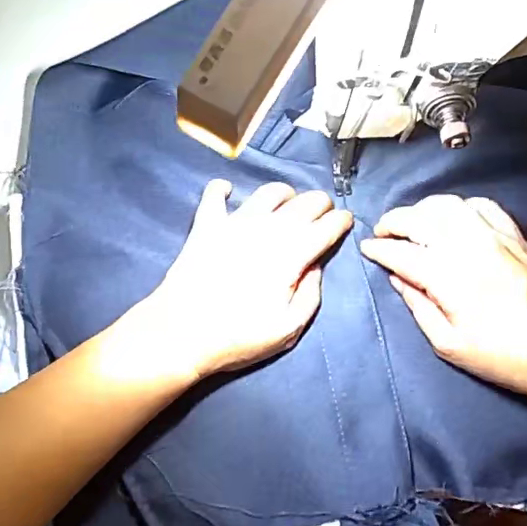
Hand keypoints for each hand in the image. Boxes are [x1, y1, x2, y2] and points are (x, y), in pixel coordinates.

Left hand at [126, 180, 352, 380]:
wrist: (181, 333)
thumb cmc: (238, 336)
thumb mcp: (288, 329)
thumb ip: (310, 294)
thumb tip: (315, 266)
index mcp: (292, 254)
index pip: (327, 226)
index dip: (341, 221)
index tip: (345, 222)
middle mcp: (267, 229)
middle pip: (304, 202)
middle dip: (320, 204)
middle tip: (323, 213)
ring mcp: (235, 222)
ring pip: (268, 192)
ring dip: (285, 193)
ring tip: (287, 203)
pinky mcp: (206, 225)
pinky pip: (215, 195)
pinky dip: (223, 189)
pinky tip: (228, 191)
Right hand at [359, 194, 526, 413]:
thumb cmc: (505, 355)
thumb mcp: (449, 343)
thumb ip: (418, 306)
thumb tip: (399, 280)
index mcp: (447, 276)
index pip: (401, 252)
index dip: (379, 249)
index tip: (367, 250)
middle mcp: (468, 246)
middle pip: (419, 219)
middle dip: (393, 222)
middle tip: (382, 233)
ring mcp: (494, 235)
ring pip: (447, 204)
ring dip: (422, 209)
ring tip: (412, 222)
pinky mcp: (515, 235)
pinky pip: (481, 205)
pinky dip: (459, 206)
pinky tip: (454, 218)